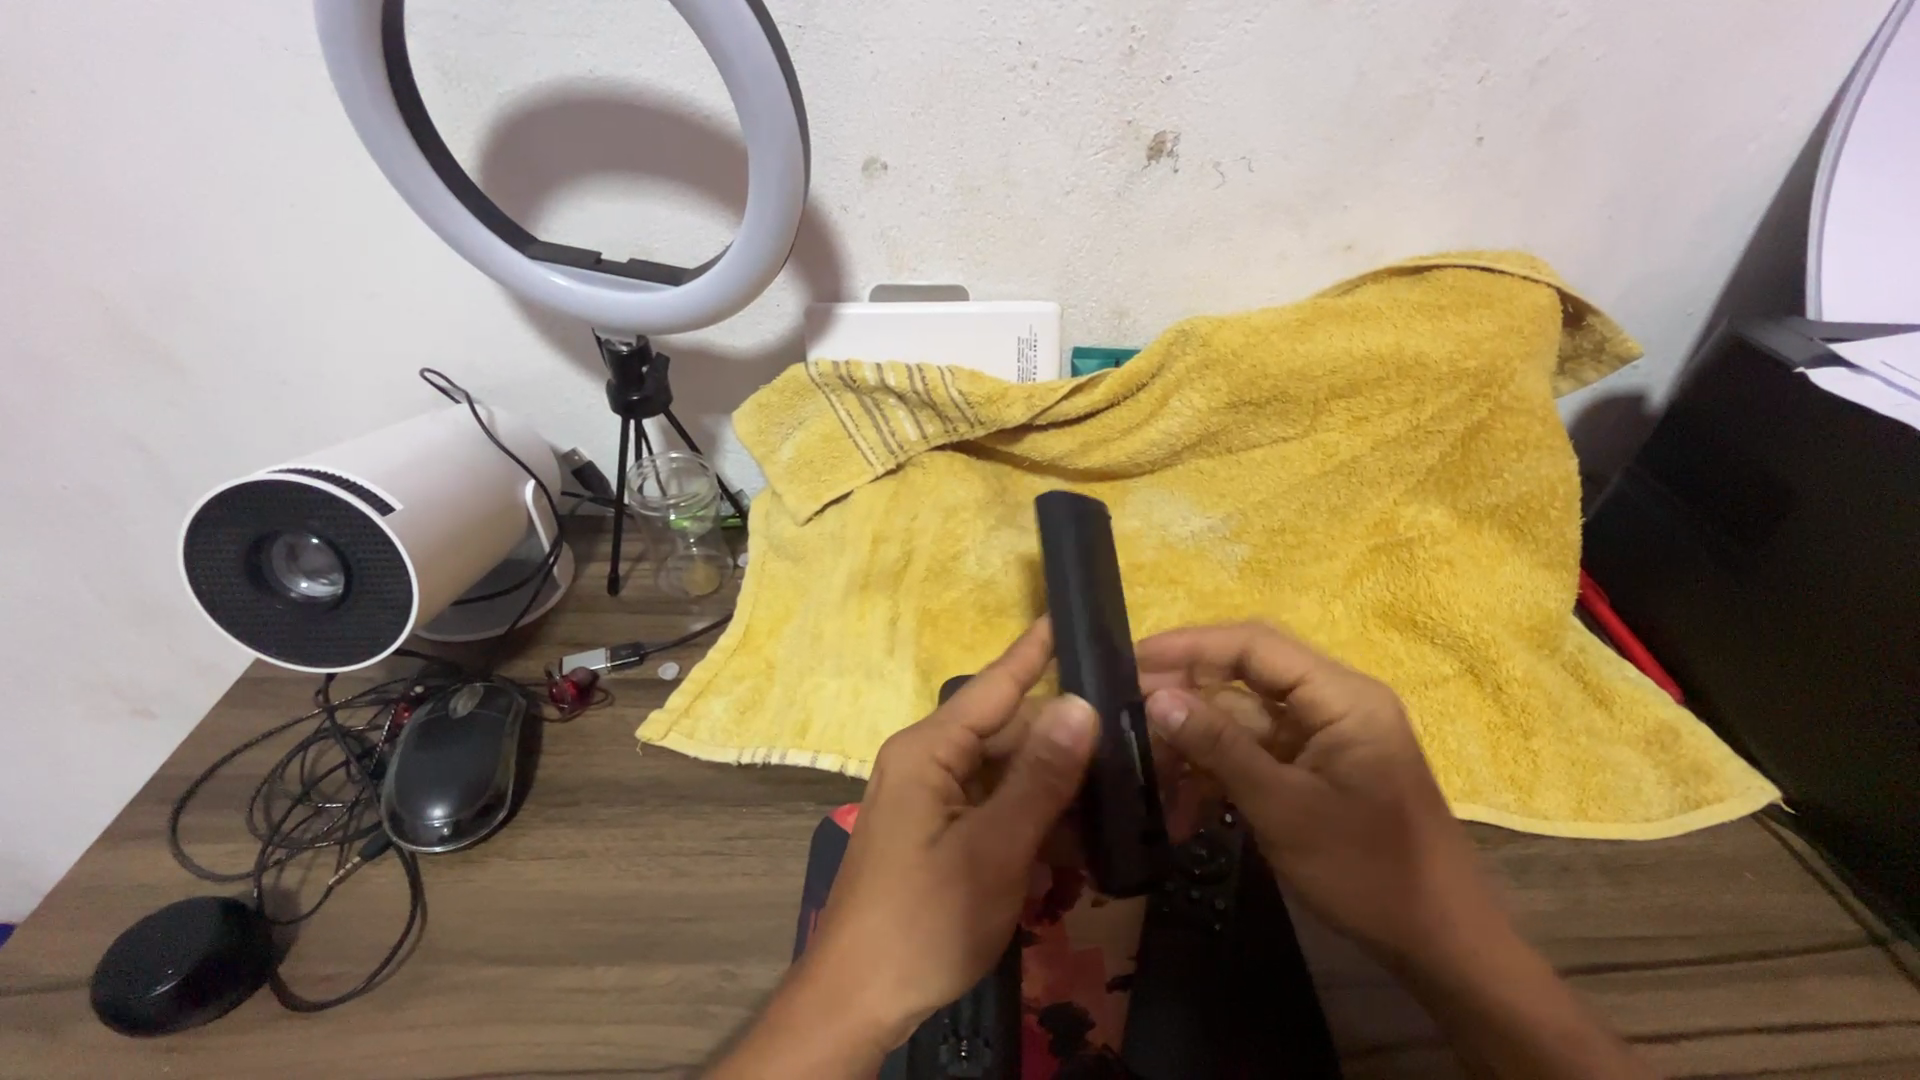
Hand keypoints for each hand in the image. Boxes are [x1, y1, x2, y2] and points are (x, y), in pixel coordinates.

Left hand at [801, 621, 1098, 1050]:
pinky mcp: (939, 830)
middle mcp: (928, 760)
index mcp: (929, 749)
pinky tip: (1074, 841)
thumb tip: (1080, 705)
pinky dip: (1031, 820)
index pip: (995, 685)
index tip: (1071, 614)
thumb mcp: (993, 851)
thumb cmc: (923, 923)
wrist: (858, 1000)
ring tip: (1116, 793)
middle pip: (1009, 732)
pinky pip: (994, 806)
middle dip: (1065, 741)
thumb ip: (1039, 778)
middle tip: (1132, 741)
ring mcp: (932, 796)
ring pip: (1007, 773)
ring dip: (1053, 789)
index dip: (1036, 651)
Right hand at [1137, 621, 1505, 969]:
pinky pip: (1253, 753)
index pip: (1253, 644)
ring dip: (1194, 744)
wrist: (1439, 943)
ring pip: (1240, 718)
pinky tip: (1181, 806)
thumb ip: (1220, 746)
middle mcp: (1332, 702)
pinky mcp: (1312, 768)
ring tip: (1147, 775)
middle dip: (1184, 698)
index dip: (1188, 646)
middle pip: (1242, 677)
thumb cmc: (1368, 872)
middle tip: (1126, 718)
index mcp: (1341, 696)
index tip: (1131, 661)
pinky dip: (1216, 772)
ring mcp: (1322, 737)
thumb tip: (1157, 698)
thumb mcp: (1284, 808)